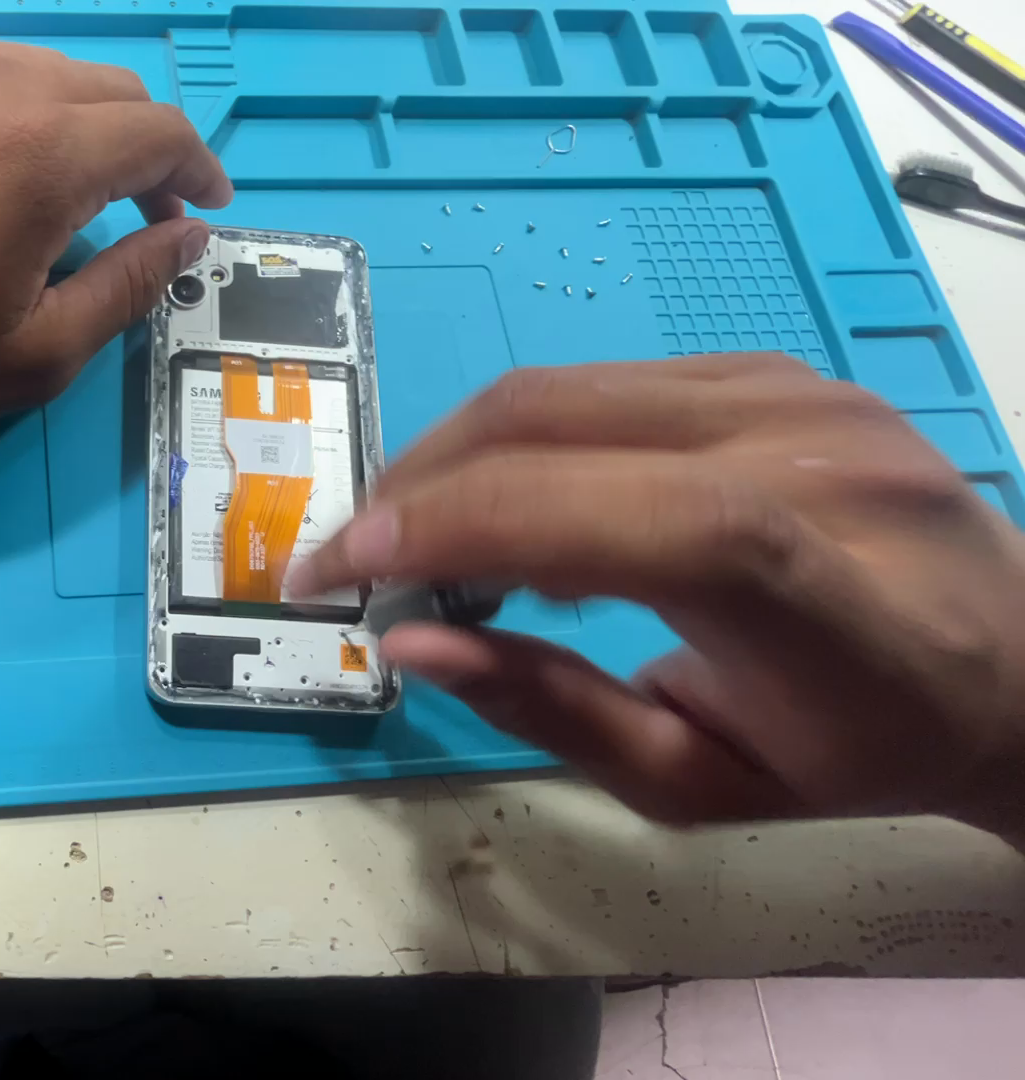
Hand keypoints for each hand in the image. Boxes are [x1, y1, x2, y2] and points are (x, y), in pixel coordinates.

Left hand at [0, 39, 230, 463]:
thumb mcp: (36, 355)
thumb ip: (127, 288)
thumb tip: (186, 239)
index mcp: (41, 154)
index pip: (155, 131)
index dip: (195, 169)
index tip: (205, 207)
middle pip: (102, 88)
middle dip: (142, 146)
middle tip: (145, 212)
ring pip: (31, 70)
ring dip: (72, 125)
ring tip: (66, 194)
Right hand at [291, 355, 1024, 835]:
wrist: (1018, 663)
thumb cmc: (848, 748)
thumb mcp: (688, 779)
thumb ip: (541, 708)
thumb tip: (406, 642)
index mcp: (804, 579)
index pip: (591, 512)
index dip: (446, 528)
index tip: (338, 569)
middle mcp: (796, 450)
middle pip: (538, 425)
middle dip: (409, 491)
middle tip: (349, 557)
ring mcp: (778, 392)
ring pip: (539, 394)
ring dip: (437, 463)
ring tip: (404, 536)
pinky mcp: (752, 373)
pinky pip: (574, 393)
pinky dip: (494, 448)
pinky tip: (489, 508)